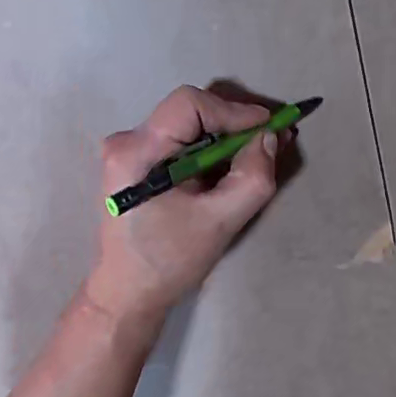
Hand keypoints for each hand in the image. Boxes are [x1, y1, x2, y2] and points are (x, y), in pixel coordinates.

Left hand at [85, 86, 284, 325]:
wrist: (128, 291)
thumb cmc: (169, 262)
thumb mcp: (220, 223)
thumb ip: (251, 177)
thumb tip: (270, 137)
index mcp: (136, 152)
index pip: (188, 104)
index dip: (232, 111)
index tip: (268, 128)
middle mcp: (126, 140)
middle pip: (188, 110)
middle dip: (232, 121)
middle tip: (270, 138)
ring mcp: (127, 149)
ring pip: (185, 122)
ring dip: (222, 134)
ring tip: (255, 152)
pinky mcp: (135, 160)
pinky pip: (178, 137)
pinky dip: (207, 145)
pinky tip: (230, 163)